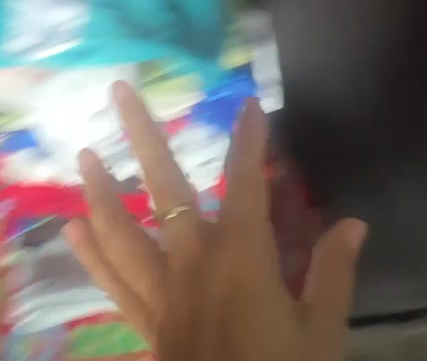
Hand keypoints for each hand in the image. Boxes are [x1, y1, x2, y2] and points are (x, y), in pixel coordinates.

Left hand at [68, 82, 367, 360]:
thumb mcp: (321, 336)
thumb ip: (333, 275)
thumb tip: (354, 224)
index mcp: (242, 256)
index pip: (246, 181)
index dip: (249, 140)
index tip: (248, 103)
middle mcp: (194, 260)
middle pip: (163, 187)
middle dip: (142, 135)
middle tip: (119, 91)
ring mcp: (163, 291)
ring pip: (123, 229)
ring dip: (102, 189)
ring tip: (83, 154)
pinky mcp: (147, 323)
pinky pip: (113, 282)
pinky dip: (93, 253)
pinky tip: (72, 229)